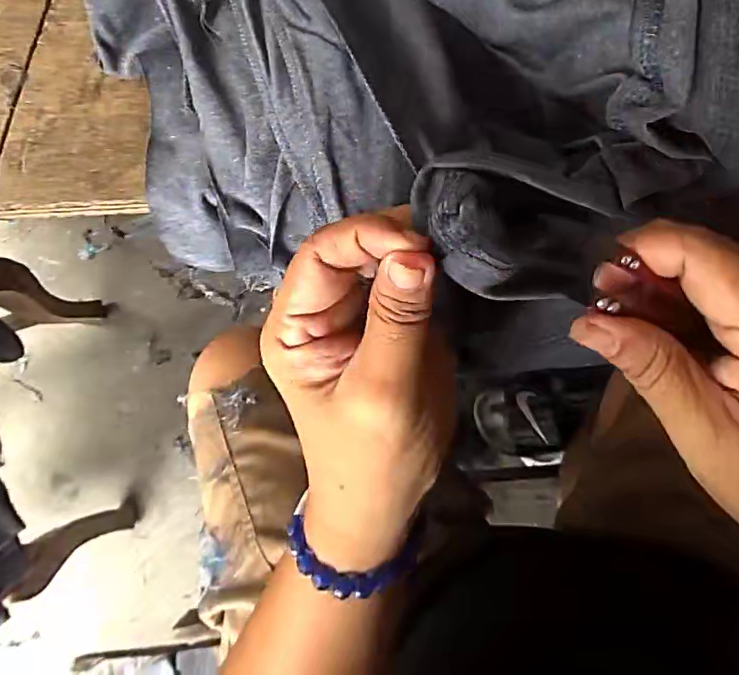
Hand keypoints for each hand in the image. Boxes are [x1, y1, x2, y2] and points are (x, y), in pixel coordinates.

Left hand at [261, 209, 455, 568]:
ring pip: (374, 256)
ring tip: (445, 246)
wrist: (386, 503)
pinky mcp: (383, 320)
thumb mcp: (383, 394)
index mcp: (293, 327)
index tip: (416, 243)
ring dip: (408, 247)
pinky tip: (444, 264)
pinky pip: (399, 277)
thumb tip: (415, 254)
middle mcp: (315, 310)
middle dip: (390, 237)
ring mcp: (350, 313)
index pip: (319, 255)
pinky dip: (421, 265)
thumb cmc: (372, 460)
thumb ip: (396, 321)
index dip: (364, 236)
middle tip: (438, 241)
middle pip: (346, 248)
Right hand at [570, 220, 738, 570]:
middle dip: (645, 264)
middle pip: (706, 249)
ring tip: (621, 315)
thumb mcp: (707, 440)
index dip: (647, 251)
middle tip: (602, 304)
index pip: (708, 258)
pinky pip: (719, 277)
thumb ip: (652, 371)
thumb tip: (587, 322)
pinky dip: (677, 290)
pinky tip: (655, 322)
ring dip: (657, 276)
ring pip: (708, 257)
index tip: (600, 286)